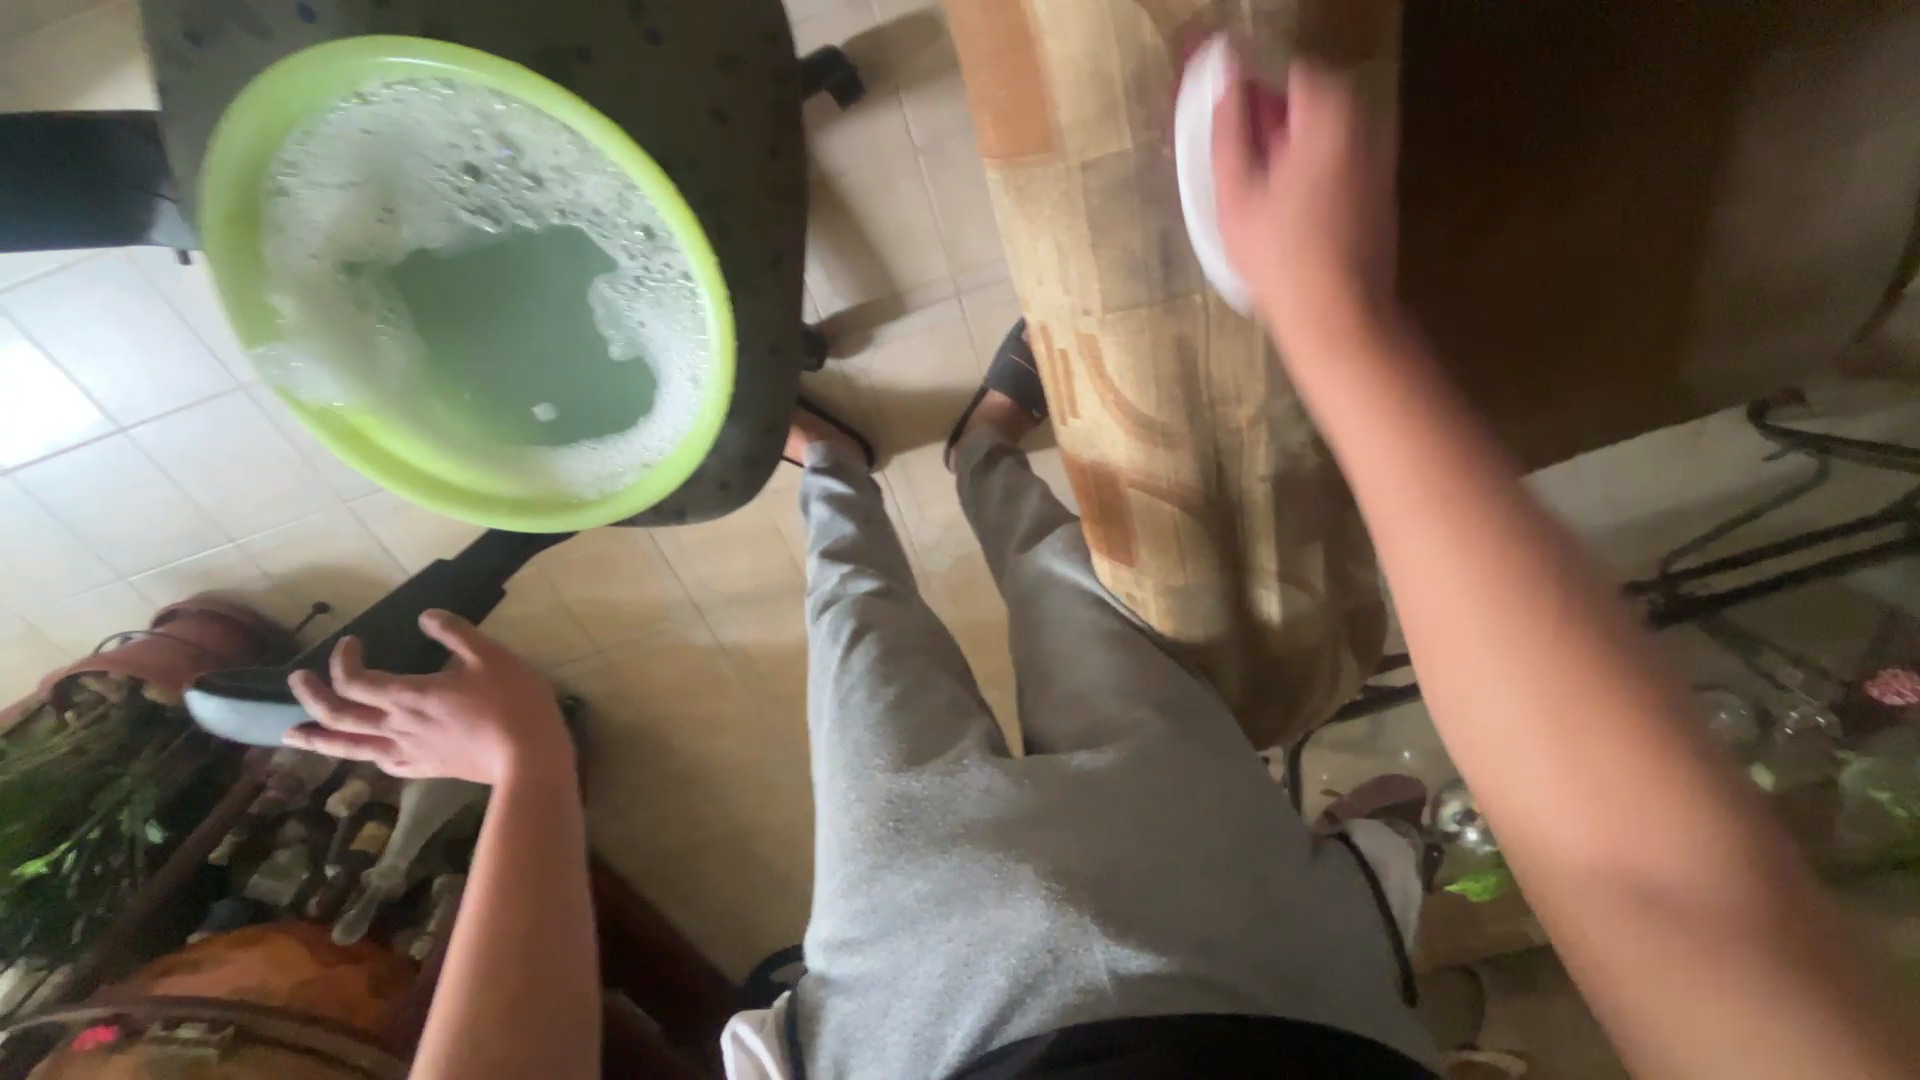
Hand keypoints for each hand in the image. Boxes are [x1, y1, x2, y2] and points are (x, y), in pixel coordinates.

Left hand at [285, 610, 570, 784]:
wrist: (529, 753)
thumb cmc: (512, 700)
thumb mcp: (491, 655)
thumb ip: (456, 633)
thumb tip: (426, 617)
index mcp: (408, 695)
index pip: (353, 679)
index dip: (343, 659)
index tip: (351, 642)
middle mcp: (396, 725)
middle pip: (337, 714)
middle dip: (310, 695)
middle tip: (298, 680)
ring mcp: (408, 751)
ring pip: (349, 747)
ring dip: (317, 738)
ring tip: (292, 734)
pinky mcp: (426, 767)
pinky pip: (383, 763)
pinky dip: (364, 756)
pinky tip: (364, 754)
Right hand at [1211, 56, 1399, 352]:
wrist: (1336, 314)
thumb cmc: (1279, 257)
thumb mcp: (1234, 194)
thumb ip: (1227, 130)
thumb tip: (1224, 86)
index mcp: (1331, 112)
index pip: (1284, 75)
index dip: (1250, 100)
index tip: (1225, 129)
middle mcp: (1366, 123)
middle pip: (1306, 106)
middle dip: (1269, 129)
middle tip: (1237, 172)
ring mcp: (1379, 157)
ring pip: (1320, 138)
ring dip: (1287, 155)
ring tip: (1257, 201)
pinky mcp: (1380, 189)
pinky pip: (1336, 164)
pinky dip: (1309, 175)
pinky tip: (1286, 218)